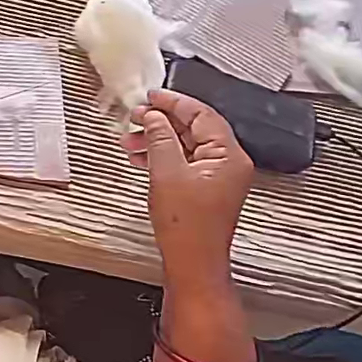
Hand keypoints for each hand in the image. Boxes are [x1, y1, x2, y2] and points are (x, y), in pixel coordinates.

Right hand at [122, 89, 254, 274]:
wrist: (192, 264)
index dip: (173, 102)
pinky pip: (185, 162)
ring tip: (132, 140)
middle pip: (194, 128)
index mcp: (228, 155)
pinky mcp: (206, 189)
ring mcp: (218, 177)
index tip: (152, 96)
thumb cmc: (187, 228)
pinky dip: (163, 156)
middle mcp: (229, 163)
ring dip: (158, 140)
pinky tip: (143, 157)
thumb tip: (155, 117)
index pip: (201, 114)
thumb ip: (160, 138)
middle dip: (162, 122)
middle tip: (137, 117)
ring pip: (187, 145)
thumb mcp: (167, 173)